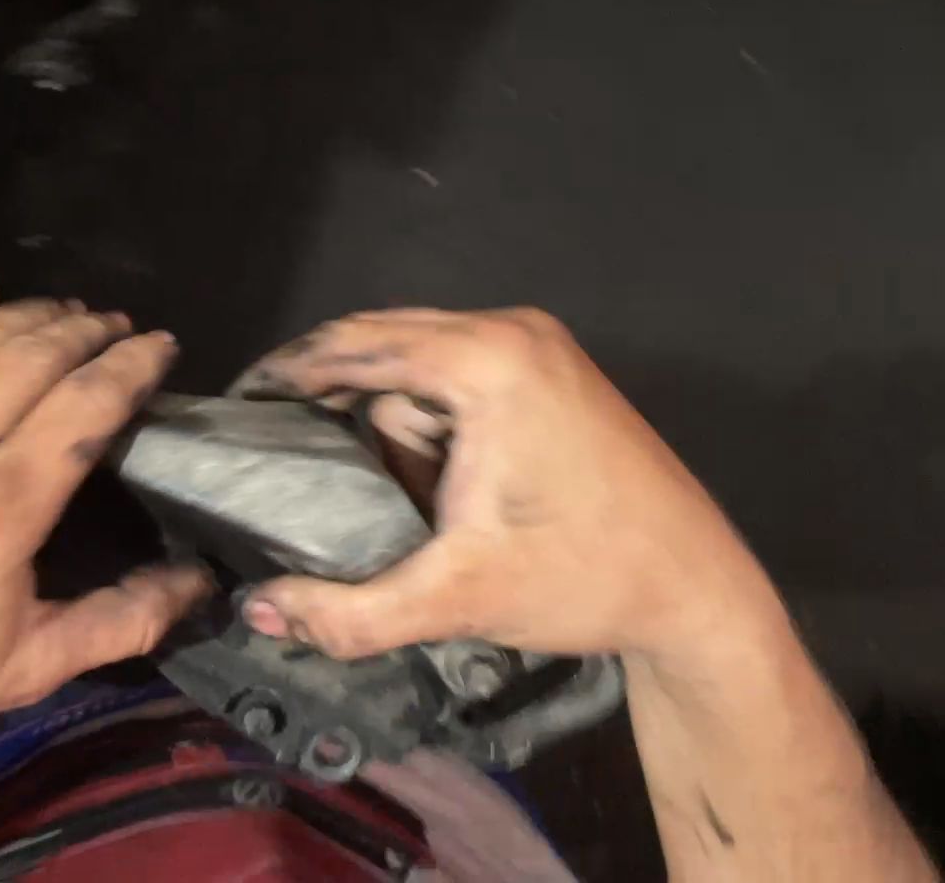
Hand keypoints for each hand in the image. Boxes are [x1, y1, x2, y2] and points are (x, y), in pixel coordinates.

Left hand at [0, 270, 209, 784]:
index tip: (159, 345)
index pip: (87, 404)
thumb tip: (195, 583)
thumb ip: (121, 620)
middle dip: (89, 330)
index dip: (133, 365)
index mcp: (3, 505)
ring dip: (30, 313)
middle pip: (37, 356)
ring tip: (65, 310)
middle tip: (118, 324)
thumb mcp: (28, 666)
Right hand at [234, 307, 781, 664]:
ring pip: (409, 350)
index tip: (240, 397)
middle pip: (377, 335)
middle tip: (269, 420)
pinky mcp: (542, 364)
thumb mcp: (457, 601)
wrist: (704, 596)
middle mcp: (508, 332)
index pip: (356, 346)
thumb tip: (258, 613)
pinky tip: (407, 449)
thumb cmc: (584, 582)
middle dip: (323, 379)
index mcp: (487, 364)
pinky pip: (443, 364)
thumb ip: (349, 612)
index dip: (289, 369)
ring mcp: (531, 342)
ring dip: (373, 396)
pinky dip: (411, 400)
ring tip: (345, 453)